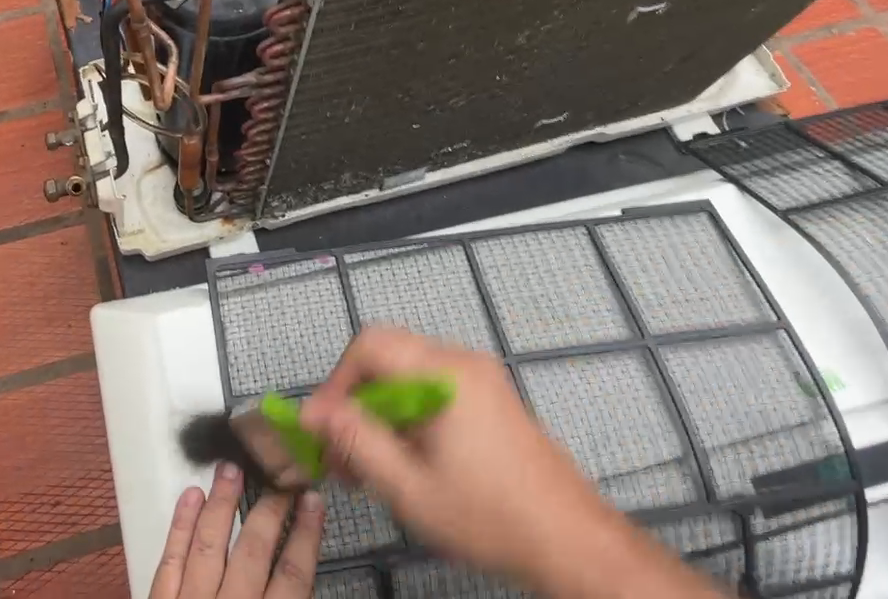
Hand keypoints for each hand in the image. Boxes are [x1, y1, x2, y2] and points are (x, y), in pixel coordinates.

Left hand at [150, 462, 326, 598]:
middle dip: (268, 509)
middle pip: (253, 552)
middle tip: (278, 475)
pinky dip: (180, 525)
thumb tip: (298, 562)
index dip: (306, 534)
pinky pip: (170, 560)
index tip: (313, 498)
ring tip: (231, 468)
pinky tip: (191, 495)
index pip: (293, 576)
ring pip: (209, 546)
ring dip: (222, 503)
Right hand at [298, 326, 628, 591]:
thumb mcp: (409, 487)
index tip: (321, 424)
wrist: (571, 540)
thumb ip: (356, 442)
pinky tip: (402, 459)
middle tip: (340, 451)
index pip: (370, 346)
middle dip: (355, 401)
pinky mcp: (487, 396)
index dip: (336, 381)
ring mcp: (479, 377)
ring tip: (368, 464)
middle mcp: (462, 362)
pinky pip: (431, 387)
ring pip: (406, 374)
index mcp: (444, 373)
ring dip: (379, 412)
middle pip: (387, 357)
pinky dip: (406, 415)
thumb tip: (316, 413)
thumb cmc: (494, 517)